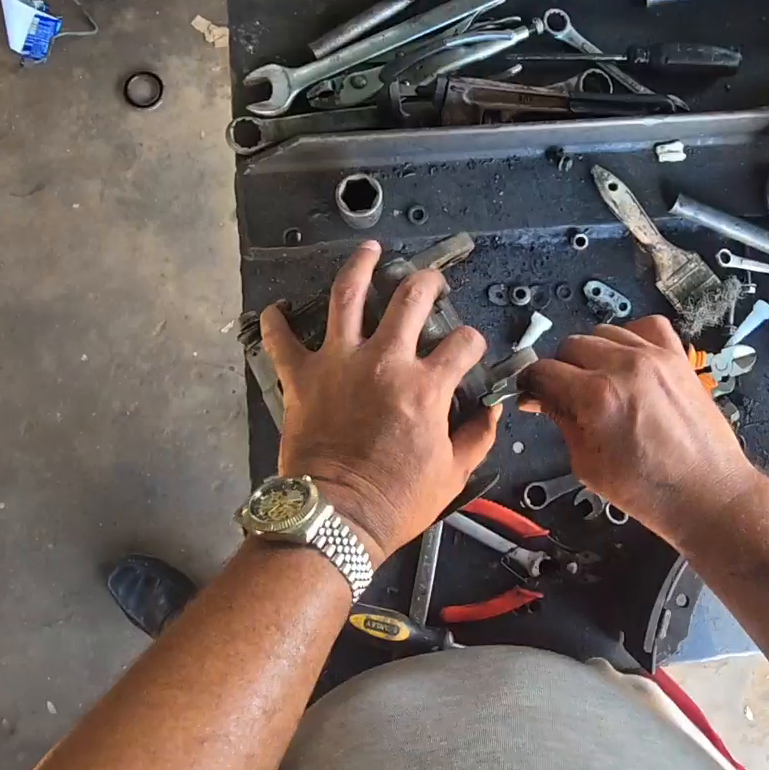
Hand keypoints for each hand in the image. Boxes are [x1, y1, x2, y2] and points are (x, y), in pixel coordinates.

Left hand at [259, 241, 499, 560]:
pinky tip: (276, 307)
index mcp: (425, 386)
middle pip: (411, 299)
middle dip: (428, 283)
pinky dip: (276, 321)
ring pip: (348, 296)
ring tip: (368, 250)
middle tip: (431, 281)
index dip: (473, 342)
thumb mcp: (453, 474)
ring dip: (360, 266)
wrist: (335, 520)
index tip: (470, 349)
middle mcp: (384, 361)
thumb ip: (479, 436)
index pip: (462, 344)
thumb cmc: (396, 500)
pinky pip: (281, 340)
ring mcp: (338, 363)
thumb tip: (492, 410)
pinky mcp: (301, 377)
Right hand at [520, 316, 758, 540]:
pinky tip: (629, 360)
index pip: (544, 370)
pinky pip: (647, 326)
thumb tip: (541, 399)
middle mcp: (624, 366)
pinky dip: (631, 336)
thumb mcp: (587, 464)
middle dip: (561, 370)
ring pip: (603, 332)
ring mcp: (654, 356)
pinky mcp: (678, 357)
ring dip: (593, 353)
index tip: (532, 394)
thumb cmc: (649, 490)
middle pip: (570, 345)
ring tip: (599, 380)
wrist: (707, 494)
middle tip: (566, 395)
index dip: (531, 385)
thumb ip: (561, 421)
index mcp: (596, 396)